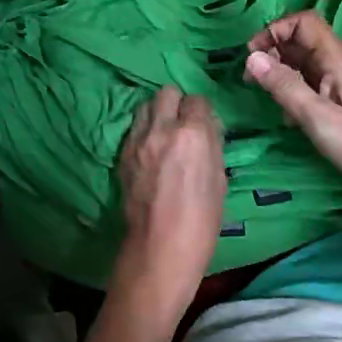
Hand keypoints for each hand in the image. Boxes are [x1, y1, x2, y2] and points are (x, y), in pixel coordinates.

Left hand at [116, 86, 227, 290]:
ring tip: (165, 133)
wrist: (158, 250)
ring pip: (146, 106)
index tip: (205, 126)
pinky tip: (151, 150)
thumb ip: (212, 146)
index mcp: (192, 134)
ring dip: (158, 113)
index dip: (203, 112)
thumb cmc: (201, 221)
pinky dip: (144, 131)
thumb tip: (207, 129)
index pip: (198, 100)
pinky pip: (134, 129)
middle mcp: (162, 128)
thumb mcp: (220, 179)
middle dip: (178, 103)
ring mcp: (138, 141)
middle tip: (184, 124)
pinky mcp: (122, 154)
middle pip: (167, 92)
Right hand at [243, 10, 341, 219]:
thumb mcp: (318, 118)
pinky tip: (288, 117)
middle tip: (251, 79)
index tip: (253, 55)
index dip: (276, 30)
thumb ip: (285, 86)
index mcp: (340, 61)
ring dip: (282, 74)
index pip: (305, 22)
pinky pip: (314, 86)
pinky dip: (295, 93)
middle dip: (274, 53)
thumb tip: (252, 58)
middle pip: (303, 42)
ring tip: (266, 97)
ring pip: (306, 65)